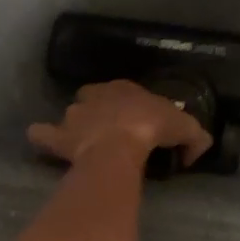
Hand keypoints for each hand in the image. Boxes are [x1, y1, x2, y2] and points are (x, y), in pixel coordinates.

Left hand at [27, 81, 213, 166]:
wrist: (119, 146)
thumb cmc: (152, 128)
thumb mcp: (187, 128)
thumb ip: (196, 137)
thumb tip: (196, 152)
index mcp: (125, 88)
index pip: (127, 92)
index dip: (133, 106)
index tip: (142, 123)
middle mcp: (96, 96)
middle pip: (95, 98)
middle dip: (100, 110)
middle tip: (112, 129)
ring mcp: (75, 115)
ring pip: (72, 115)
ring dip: (77, 124)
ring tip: (85, 140)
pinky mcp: (61, 137)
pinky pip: (44, 134)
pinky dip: (43, 136)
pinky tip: (44, 140)